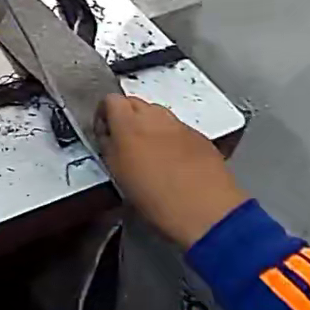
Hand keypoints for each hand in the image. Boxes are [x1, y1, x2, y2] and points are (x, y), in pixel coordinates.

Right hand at [95, 95, 247, 247]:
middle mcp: (155, 116)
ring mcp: (179, 124)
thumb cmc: (158, 198)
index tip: (104, 131)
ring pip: (157, 115)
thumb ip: (109, 147)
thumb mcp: (118, 175)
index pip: (110, 100)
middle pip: (134, 102)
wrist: (205, 210)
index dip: (104, 114)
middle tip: (123, 142)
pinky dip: (170, 139)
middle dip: (126, 117)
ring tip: (148, 154)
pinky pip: (178, 129)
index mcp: (128, 123)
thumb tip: (107, 138)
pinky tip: (172, 163)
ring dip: (149, 127)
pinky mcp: (199, 136)